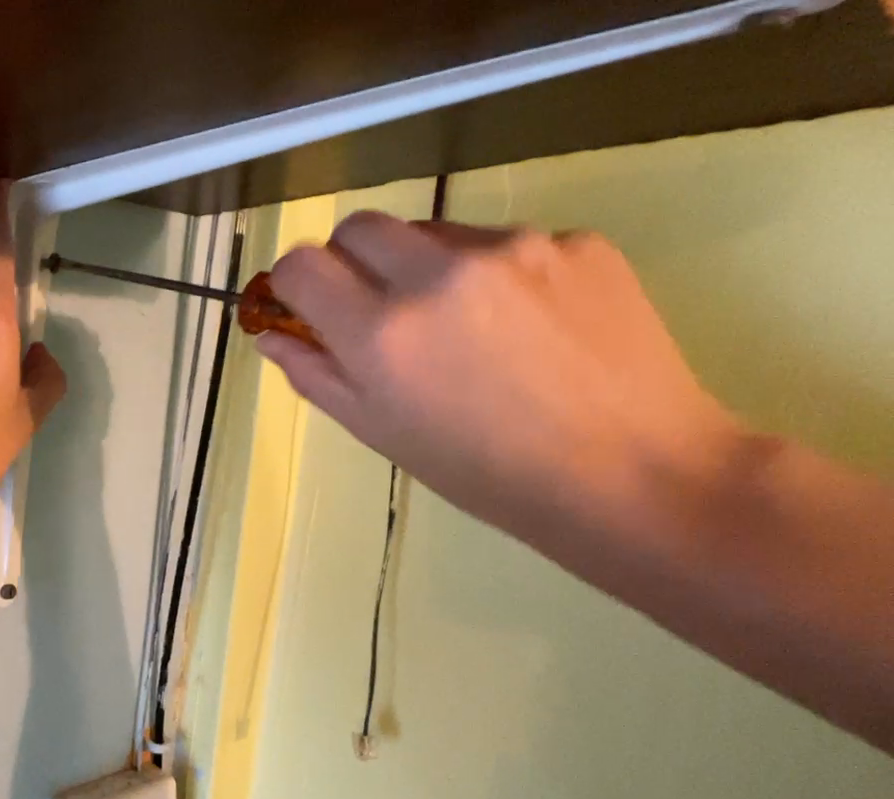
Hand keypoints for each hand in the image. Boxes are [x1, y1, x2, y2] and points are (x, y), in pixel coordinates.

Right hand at [260, 212, 742, 543]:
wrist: (628, 468)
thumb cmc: (481, 470)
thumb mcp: (378, 430)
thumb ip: (315, 373)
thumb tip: (272, 335)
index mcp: (381, 332)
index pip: (301, 264)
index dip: (292, 283)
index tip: (304, 305)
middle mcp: (438, 274)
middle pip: (359, 226)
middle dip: (348, 260)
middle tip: (371, 307)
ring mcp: (513, 248)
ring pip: (432, 231)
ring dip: (420, 266)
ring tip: (459, 327)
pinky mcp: (575, 240)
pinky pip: (502, 242)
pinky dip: (490, 274)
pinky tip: (521, 326)